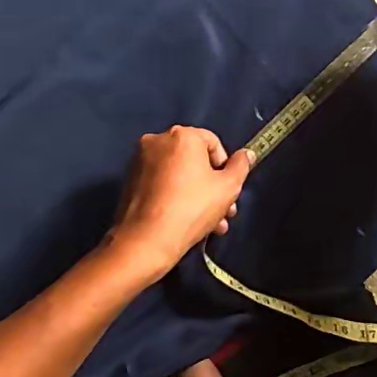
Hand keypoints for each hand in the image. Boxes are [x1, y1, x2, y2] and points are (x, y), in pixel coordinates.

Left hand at [106, 126, 253, 278]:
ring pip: (179, 173)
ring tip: (210, 223)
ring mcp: (139, 160)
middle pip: (195, 159)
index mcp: (181, 135)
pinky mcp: (130, 180)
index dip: (226, 166)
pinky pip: (162, 182)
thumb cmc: (192, 209)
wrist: (147, 240)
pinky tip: (187, 221)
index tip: (229, 191)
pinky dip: (176, 196)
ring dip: (198, 194)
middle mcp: (157, 140)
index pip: (213, 142)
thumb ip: (241, 167)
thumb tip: (246, 154)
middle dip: (213, 185)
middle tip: (224, 210)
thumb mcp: (228, 188)